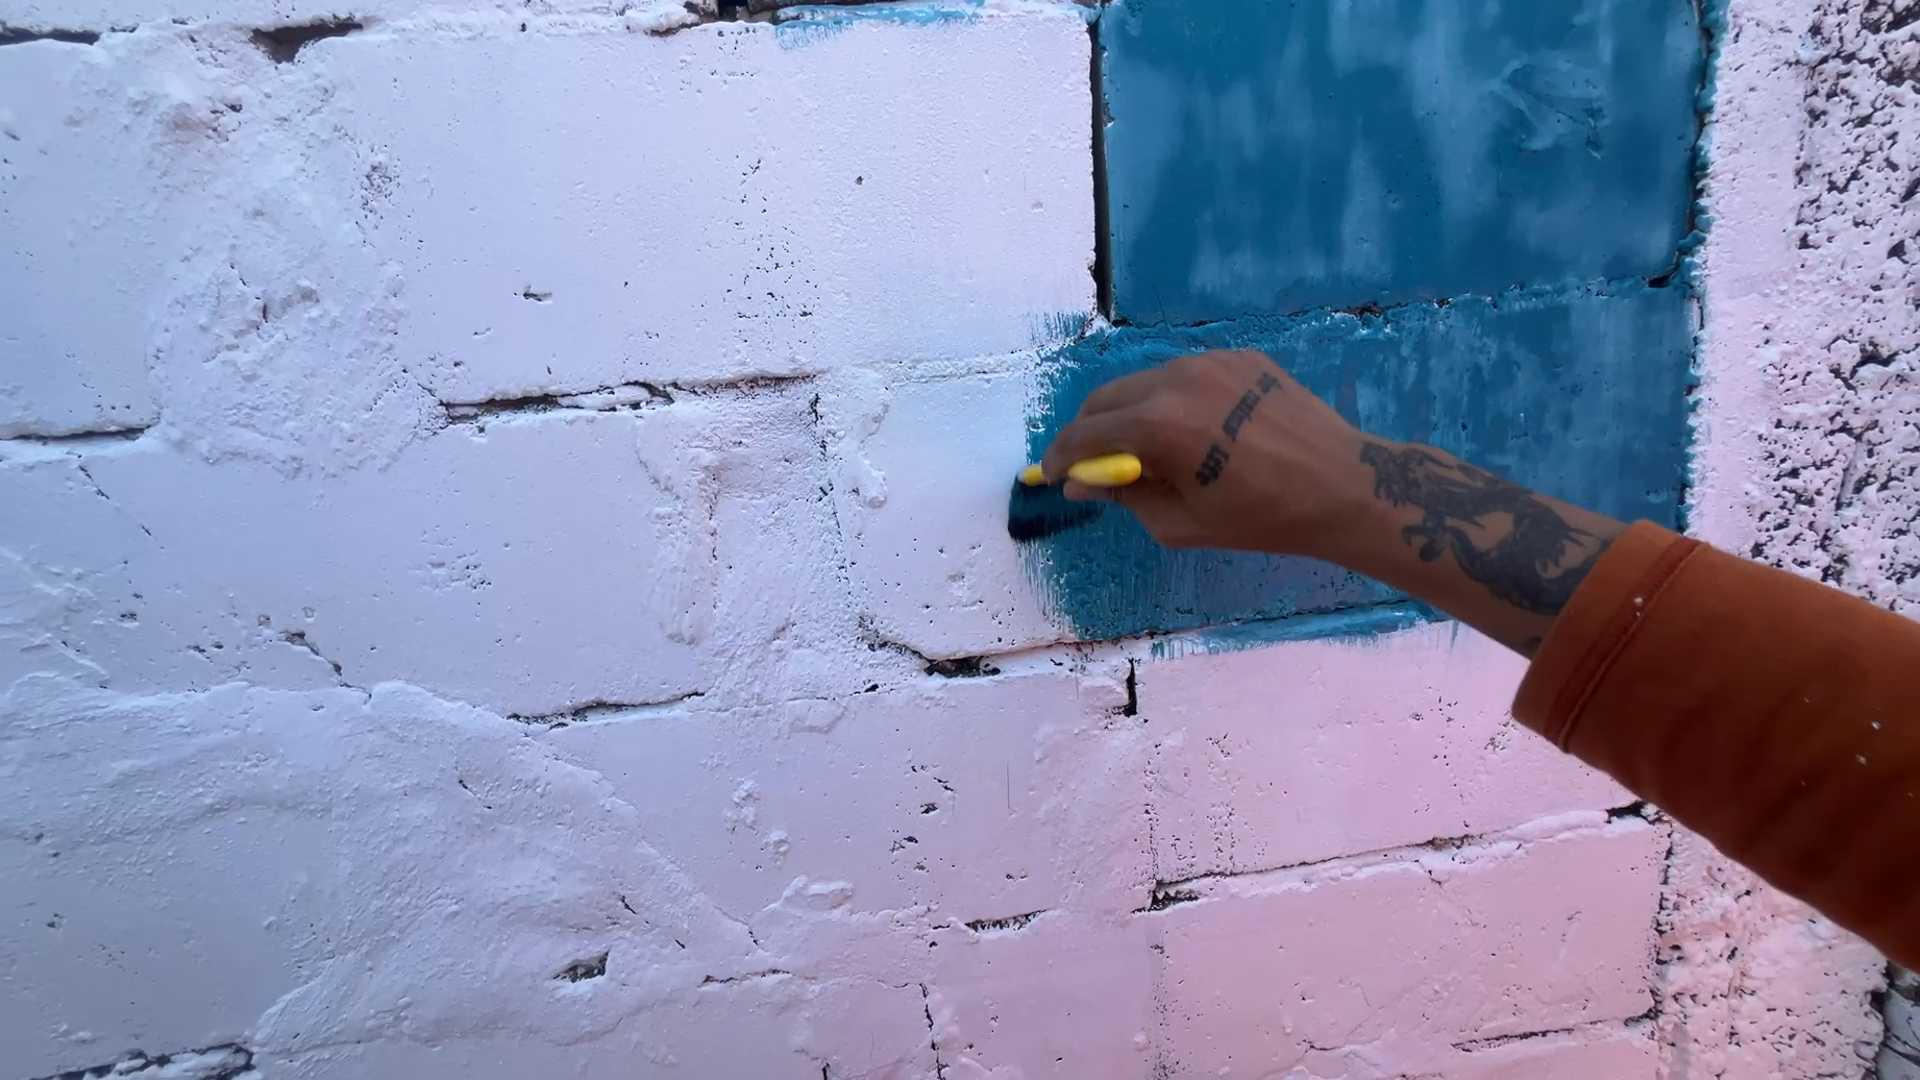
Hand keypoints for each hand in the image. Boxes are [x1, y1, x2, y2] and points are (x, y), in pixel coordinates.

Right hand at [1039, 349, 1375, 556]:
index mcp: (1159, 427)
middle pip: (1104, 398)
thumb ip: (1121, 495)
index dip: (1060, 455)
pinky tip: (1191, 428)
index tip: (1053, 473)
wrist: (1343, 485)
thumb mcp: (1179, 522)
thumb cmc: (1259, 519)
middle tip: (1095, 462)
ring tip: (1146, 446)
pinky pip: (1181, 375)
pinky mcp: (1237, 356)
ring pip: (1141, 382)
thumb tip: (1080, 481)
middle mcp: (1176, 380)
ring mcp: (1209, 361)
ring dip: (1127, 413)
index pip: (1084, 433)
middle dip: (1088, 430)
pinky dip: (1168, 399)